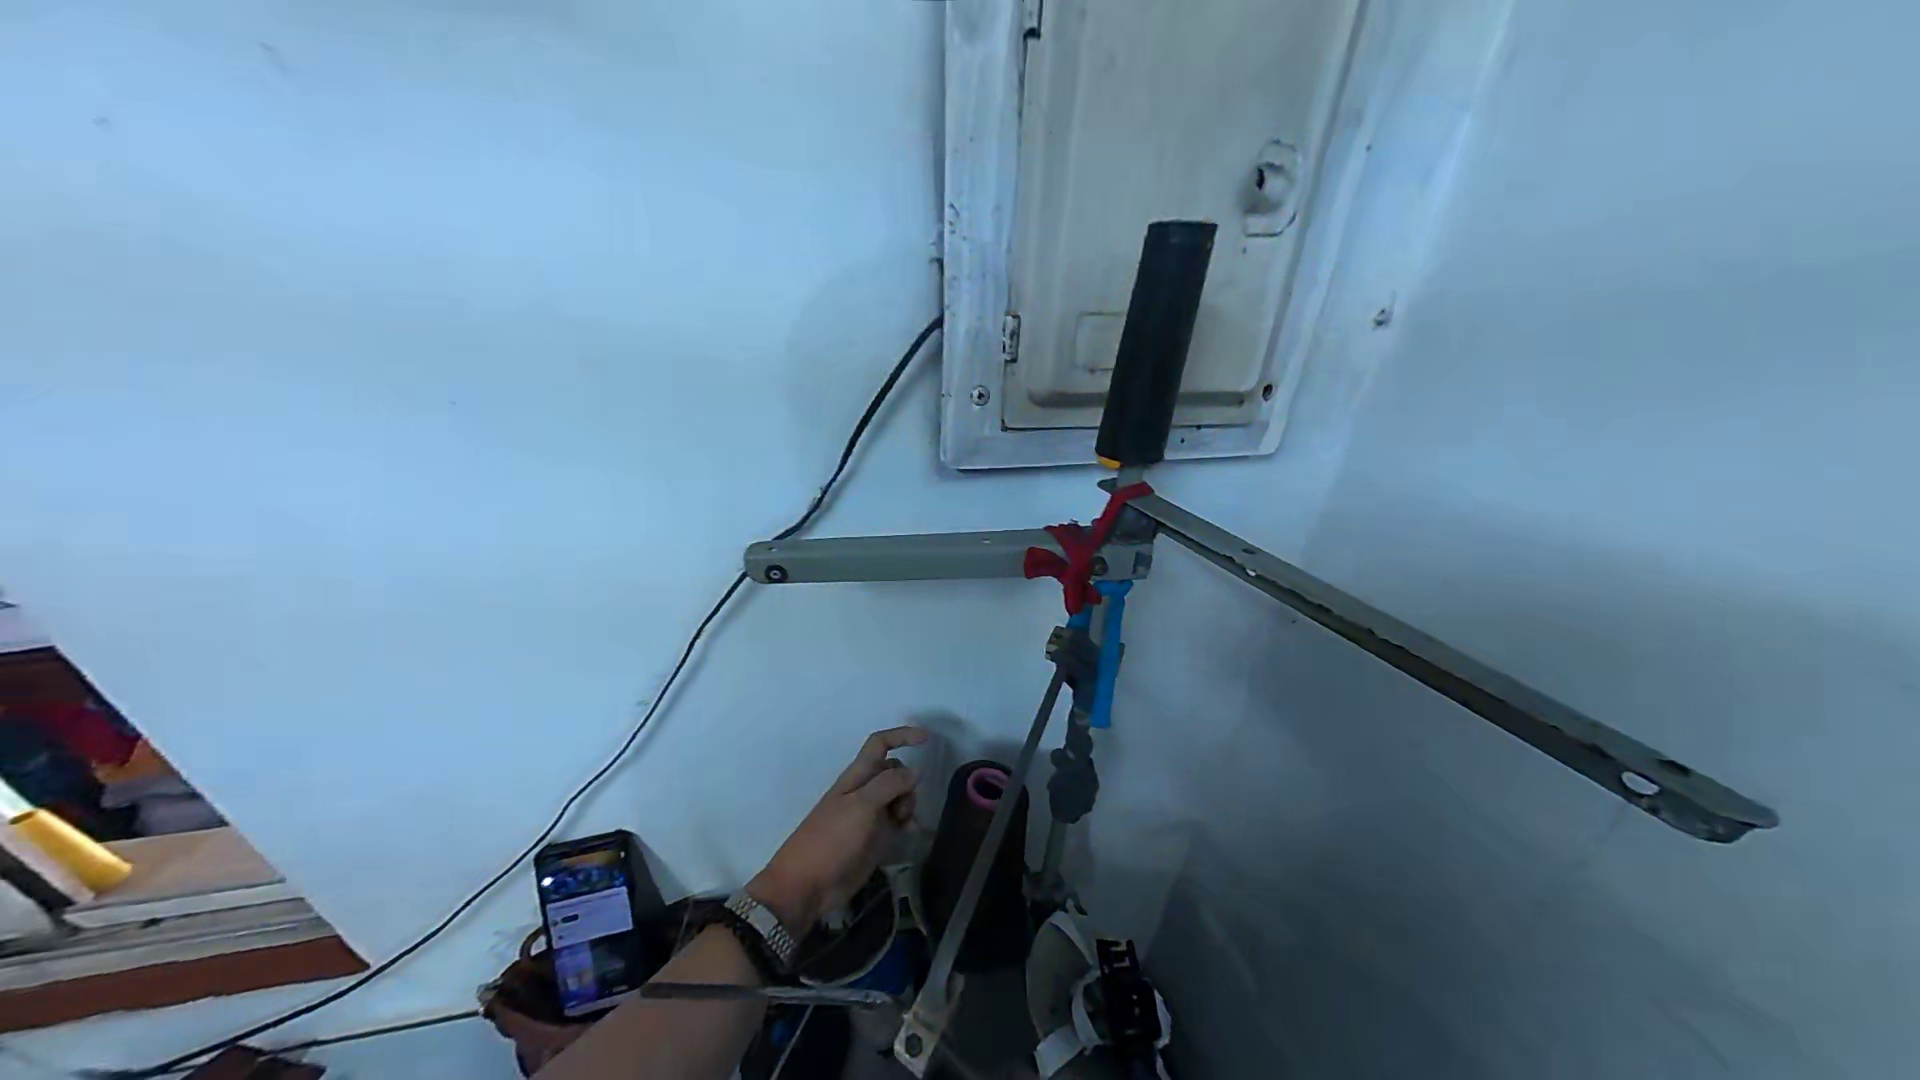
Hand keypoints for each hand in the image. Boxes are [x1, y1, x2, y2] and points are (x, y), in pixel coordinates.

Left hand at [747, 726, 927, 932]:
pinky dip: (907, 823)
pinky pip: (898, 821)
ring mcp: (870, 815)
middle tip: (903, 805)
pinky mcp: (874, 838)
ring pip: (899, 796)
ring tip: (903, 824)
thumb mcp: (862, 806)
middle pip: (895, 772)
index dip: (902, 736)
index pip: (880, 744)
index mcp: (857, 776)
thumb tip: (915, 771)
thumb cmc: (831, 839)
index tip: (926, 739)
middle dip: (908, 782)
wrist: (807, 885)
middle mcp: (864, 791)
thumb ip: (890, 784)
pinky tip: (908, 834)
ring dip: (908, 804)